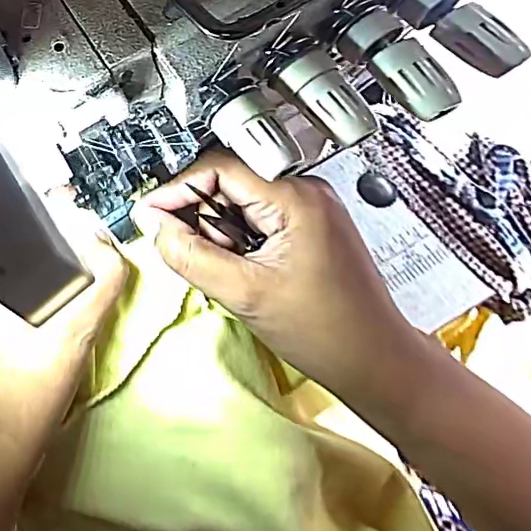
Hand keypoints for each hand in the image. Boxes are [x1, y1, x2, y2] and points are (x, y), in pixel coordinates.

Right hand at [130, 150, 427, 413]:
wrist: (377, 362)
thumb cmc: (329, 333)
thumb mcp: (244, 293)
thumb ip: (189, 255)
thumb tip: (154, 225)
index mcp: (295, 196)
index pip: (217, 167)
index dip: (178, 189)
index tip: (153, 212)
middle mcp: (305, 189)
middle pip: (227, 180)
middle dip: (203, 216)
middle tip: (198, 252)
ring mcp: (309, 204)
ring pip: (238, 197)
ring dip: (221, 229)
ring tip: (233, 268)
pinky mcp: (308, 221)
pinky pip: (256, 213)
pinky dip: (239, 237)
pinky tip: (248, 267)